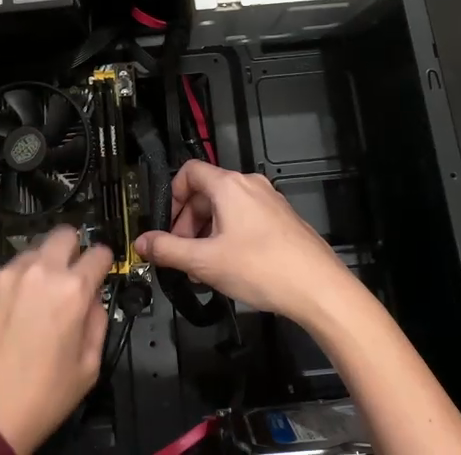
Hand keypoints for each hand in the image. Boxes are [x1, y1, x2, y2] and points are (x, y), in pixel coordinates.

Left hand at [0, 227, 113, 454]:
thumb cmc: (38, 399)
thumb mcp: (88, 368)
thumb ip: (97, 322)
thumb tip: (93, 301)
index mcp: (72, 290)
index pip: (99, 253)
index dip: (102, 263)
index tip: (99, 270)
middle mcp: (37, 272)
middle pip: (63, 235)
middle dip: (71, 251)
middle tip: (66, 278)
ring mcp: (2, 276)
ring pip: (29, 254)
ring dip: (36, 270)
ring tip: (30, 305)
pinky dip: (6, 289)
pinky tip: (3, 319)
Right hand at [134, 161, 354, 321]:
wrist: (318, 288)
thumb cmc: (262, 269)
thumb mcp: (205, 262)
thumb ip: (168, 251)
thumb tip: (141, 243)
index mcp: (229, 185)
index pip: (189, 172)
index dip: (172, 196)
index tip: (168, 227)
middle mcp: (250, 185)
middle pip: (206, 192)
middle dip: (188, 223)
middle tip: (182, 255)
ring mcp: (269, 201)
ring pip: (226, 208)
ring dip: (208, 233)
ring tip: (204, 269)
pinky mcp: (282, 220)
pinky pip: (245, 219)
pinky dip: (229, 237)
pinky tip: (230, 269)